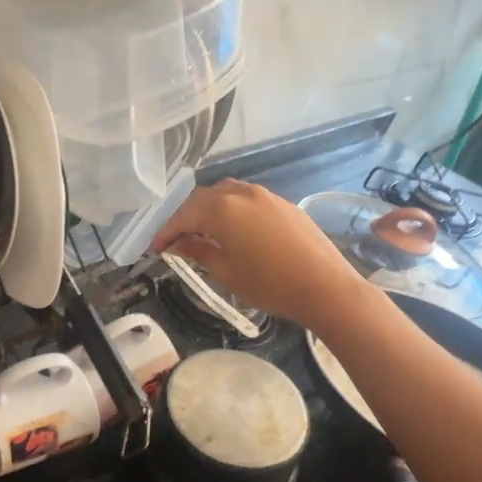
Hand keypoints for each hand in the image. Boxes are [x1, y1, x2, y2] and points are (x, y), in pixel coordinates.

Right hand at [151, 179, 369, 331]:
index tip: (155, 249)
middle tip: (175, 240)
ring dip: (208, 209)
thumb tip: (178, 244)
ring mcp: (265, 195)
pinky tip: (232, 229)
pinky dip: (230, 209)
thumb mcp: (226, 272)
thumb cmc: (270, 284)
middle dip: (185, 218)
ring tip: (202, 232)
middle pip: (201, 199)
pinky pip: (246, 198)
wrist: (326, 287)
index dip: (165, 232)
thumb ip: (198, 251)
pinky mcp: (282, 203)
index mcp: (222, 210)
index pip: (183, 216)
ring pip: (225, 193)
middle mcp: (241, 193)